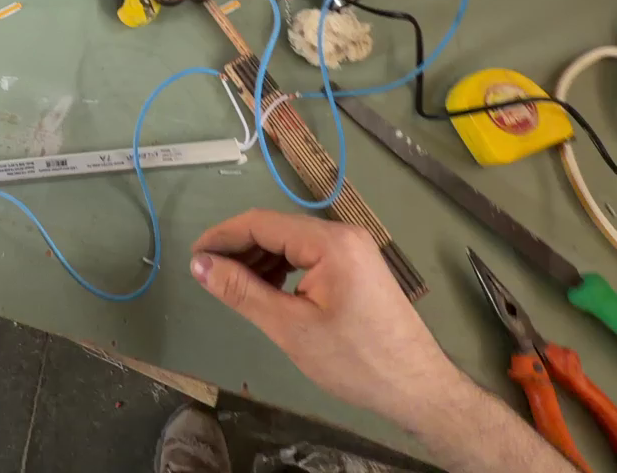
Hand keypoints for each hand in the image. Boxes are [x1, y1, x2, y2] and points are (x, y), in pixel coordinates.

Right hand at [189, 210, 464, 423]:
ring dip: (258, 259)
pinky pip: (307, 254)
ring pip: (289, 242)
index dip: (222, 237)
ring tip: (233, 285)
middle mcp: (341, 233)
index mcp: (328, 241)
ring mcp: (352, 248)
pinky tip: (266, 289)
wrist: (423, 392)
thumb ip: (241, 290)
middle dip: (238, 249)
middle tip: (208, 274)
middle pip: (275, 229)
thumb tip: (199, 264)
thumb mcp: (290, 327)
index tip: (194, 257)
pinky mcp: (356, 265)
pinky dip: (281, 267)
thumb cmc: (355, 361)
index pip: (260, 223)